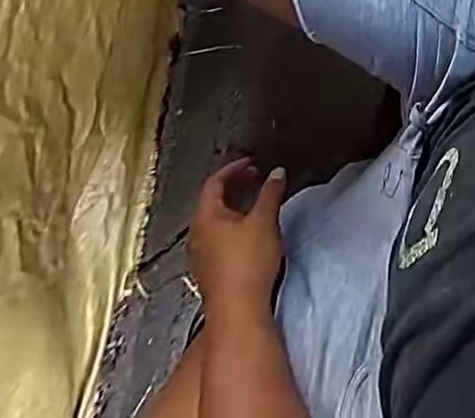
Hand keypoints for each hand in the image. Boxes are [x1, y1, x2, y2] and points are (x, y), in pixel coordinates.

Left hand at [188, 158, 287, 313]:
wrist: (238, 309)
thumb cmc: (247, 262)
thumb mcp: (264, 219)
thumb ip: (270, 192)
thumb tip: (276, 173)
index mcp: (205, 218)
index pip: (214, 183)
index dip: (233, 169)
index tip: (250, 164)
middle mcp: (198, 235)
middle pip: (212, 201)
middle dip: (235, 186)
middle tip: (255, 178)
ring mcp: (202, 255)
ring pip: (216, 220)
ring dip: (235, 205)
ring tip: (256, 201)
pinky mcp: (211, 270)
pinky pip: (219, 237)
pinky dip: (234, 224)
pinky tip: (251, 230)